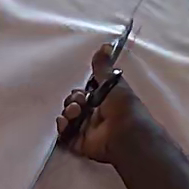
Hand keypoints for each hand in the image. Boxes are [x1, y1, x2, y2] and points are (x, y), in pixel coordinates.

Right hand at [56, 43, 148, 163]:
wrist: (126, 133)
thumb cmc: (123, 107)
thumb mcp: (113, 82)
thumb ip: (104, 66)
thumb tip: (106, 44)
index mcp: (103, 101)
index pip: (84, 94)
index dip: (79, 91)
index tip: (82, 90)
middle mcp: (94, 115)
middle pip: (73, 105)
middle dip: (72, 101)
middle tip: (80, 103)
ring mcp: (86, 130)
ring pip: (68, 119)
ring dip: (68, 113)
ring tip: (75, 113)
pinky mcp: (80, 143)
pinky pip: (65, 135)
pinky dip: (63, 128)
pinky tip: (66, 123)